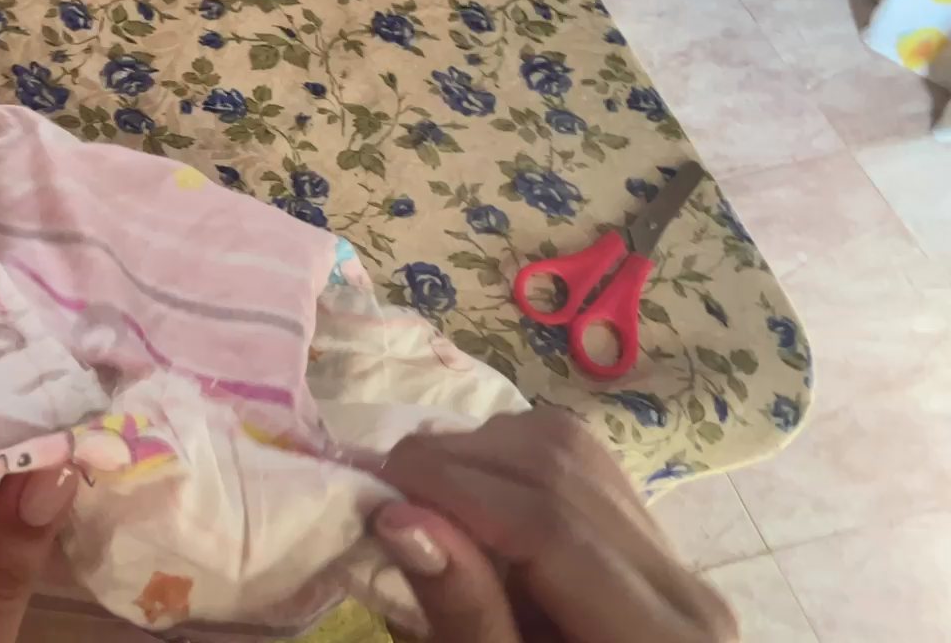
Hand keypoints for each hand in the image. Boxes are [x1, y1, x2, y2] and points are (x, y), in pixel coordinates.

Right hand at [369, 409, 737, 642]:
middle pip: (554, 466)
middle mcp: (682, 585)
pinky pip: (565, 451)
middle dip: (448, 460)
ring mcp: (665, 548)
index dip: (449, 490)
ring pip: (558, 442)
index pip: (549, 524)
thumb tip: (396, 514)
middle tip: (384, 490)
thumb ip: (460, 614)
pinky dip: (497, 452)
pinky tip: (467, 492)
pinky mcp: (636, 527)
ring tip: (424, 495)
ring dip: (470, 449)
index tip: (373, 493)